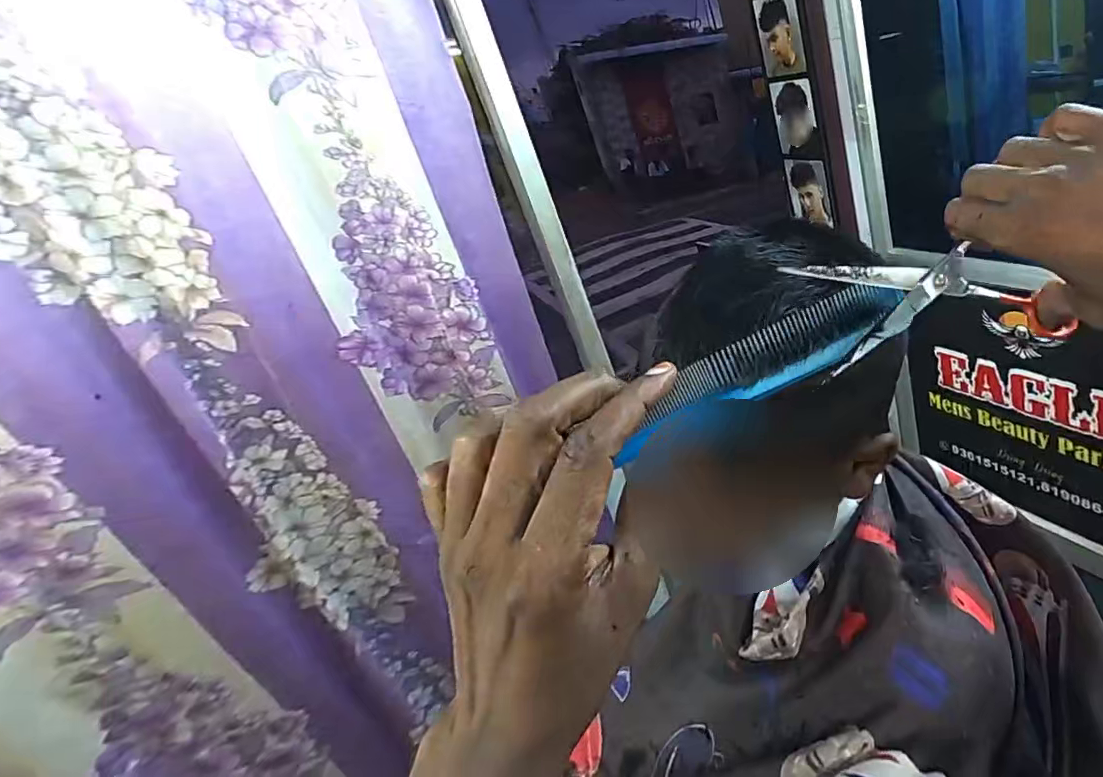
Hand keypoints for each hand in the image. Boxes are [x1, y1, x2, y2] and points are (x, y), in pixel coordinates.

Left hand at [412, 367, 676, 776]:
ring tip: (575, 411)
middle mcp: (492, 541)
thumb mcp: (632, 596)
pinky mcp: (441, 542)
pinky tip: (517, 448)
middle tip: (618, 385)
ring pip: (481, 438)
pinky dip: (482, 442)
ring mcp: (457, 539)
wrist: (502, 724)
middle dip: (580, 391)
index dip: (628, 406)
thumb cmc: (577, 665)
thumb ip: (646, 518)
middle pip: (527, 430)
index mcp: (548, 563)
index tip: (661, 378)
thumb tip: (652, 450)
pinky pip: (448, 470)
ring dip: (534, 409)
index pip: (586, 455)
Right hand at [943, 104, 1102, 344]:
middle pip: (981, 176)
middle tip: (993, 210)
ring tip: (1033, 181)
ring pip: (1016, 145)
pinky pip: (1066, 118)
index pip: (967, 215)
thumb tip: (1050, 303)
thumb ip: (1062, 300)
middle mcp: (1048, 187)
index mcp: (1034, 233)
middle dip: (978, 196)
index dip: (960, 223)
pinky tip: (1069, 149)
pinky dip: (1056, 132)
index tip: (967, 229)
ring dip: (1013, 166)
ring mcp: (1085, 154)